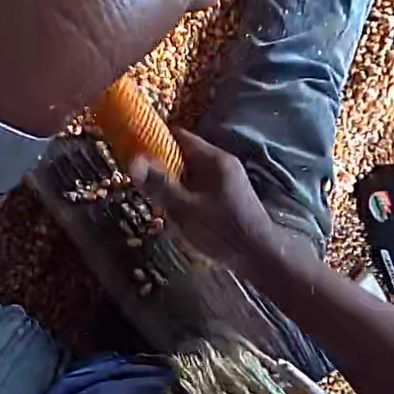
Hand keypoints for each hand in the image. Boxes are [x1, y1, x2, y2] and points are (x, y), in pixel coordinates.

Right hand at [127, 129, 311, 275]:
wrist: (260, 257)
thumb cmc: (223, 230)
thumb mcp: (186, 208)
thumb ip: (160, 184)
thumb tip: (133, 161)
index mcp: (215, 160)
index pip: (180, 136)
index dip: (155, 139)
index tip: (133, 149)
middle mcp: (222, 165)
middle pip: (183, 157)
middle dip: (161, 168)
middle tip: (142, 182)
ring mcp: (226, 182)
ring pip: (190, 176)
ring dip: (172, 186)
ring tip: (158, 202)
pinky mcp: (227, 198)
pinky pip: (198, 189)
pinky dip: (184, 197)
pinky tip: (177, 215)